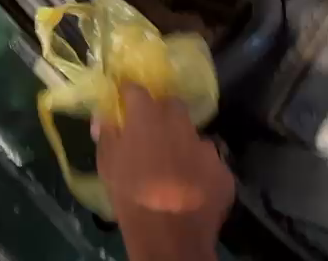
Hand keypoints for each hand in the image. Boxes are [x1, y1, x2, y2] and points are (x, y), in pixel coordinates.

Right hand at [96, 85, 234, 260]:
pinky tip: (193, 185)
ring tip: (175, 163)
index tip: (124, 102)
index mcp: (147, 116)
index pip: (136, 89)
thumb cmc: (131, 195)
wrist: (169, 238)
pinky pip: (210, 162)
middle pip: (171, 105)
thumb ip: (106, 133)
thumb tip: (104, 116)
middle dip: (162, 112)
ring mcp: (205, 148)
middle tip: (152, 131)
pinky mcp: (223, 173)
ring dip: (184, 142)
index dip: (129, 95)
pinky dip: (201, 169)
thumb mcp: (106, 163)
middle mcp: (178, 124)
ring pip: (193, 134)